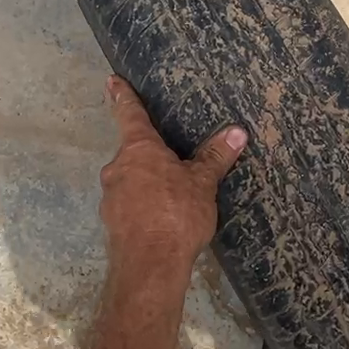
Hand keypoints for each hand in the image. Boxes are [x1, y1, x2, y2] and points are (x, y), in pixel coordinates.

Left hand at [98, 76, 246, 282]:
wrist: (149, 268)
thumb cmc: (175, 214)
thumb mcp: (202, 183)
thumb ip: (216, 157)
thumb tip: (237, 132)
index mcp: (138, 149)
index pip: (129, 113)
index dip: (122, 96)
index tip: (111, 80)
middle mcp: (118, 168)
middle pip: (131, 152)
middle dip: (147, 155)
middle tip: (168, 159)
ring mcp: (111, 197)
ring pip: (129, 180)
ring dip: (145, 183)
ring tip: (171, 196)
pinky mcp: (112, 224)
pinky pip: (129, 205)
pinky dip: (142, 206)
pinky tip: (161, 219)